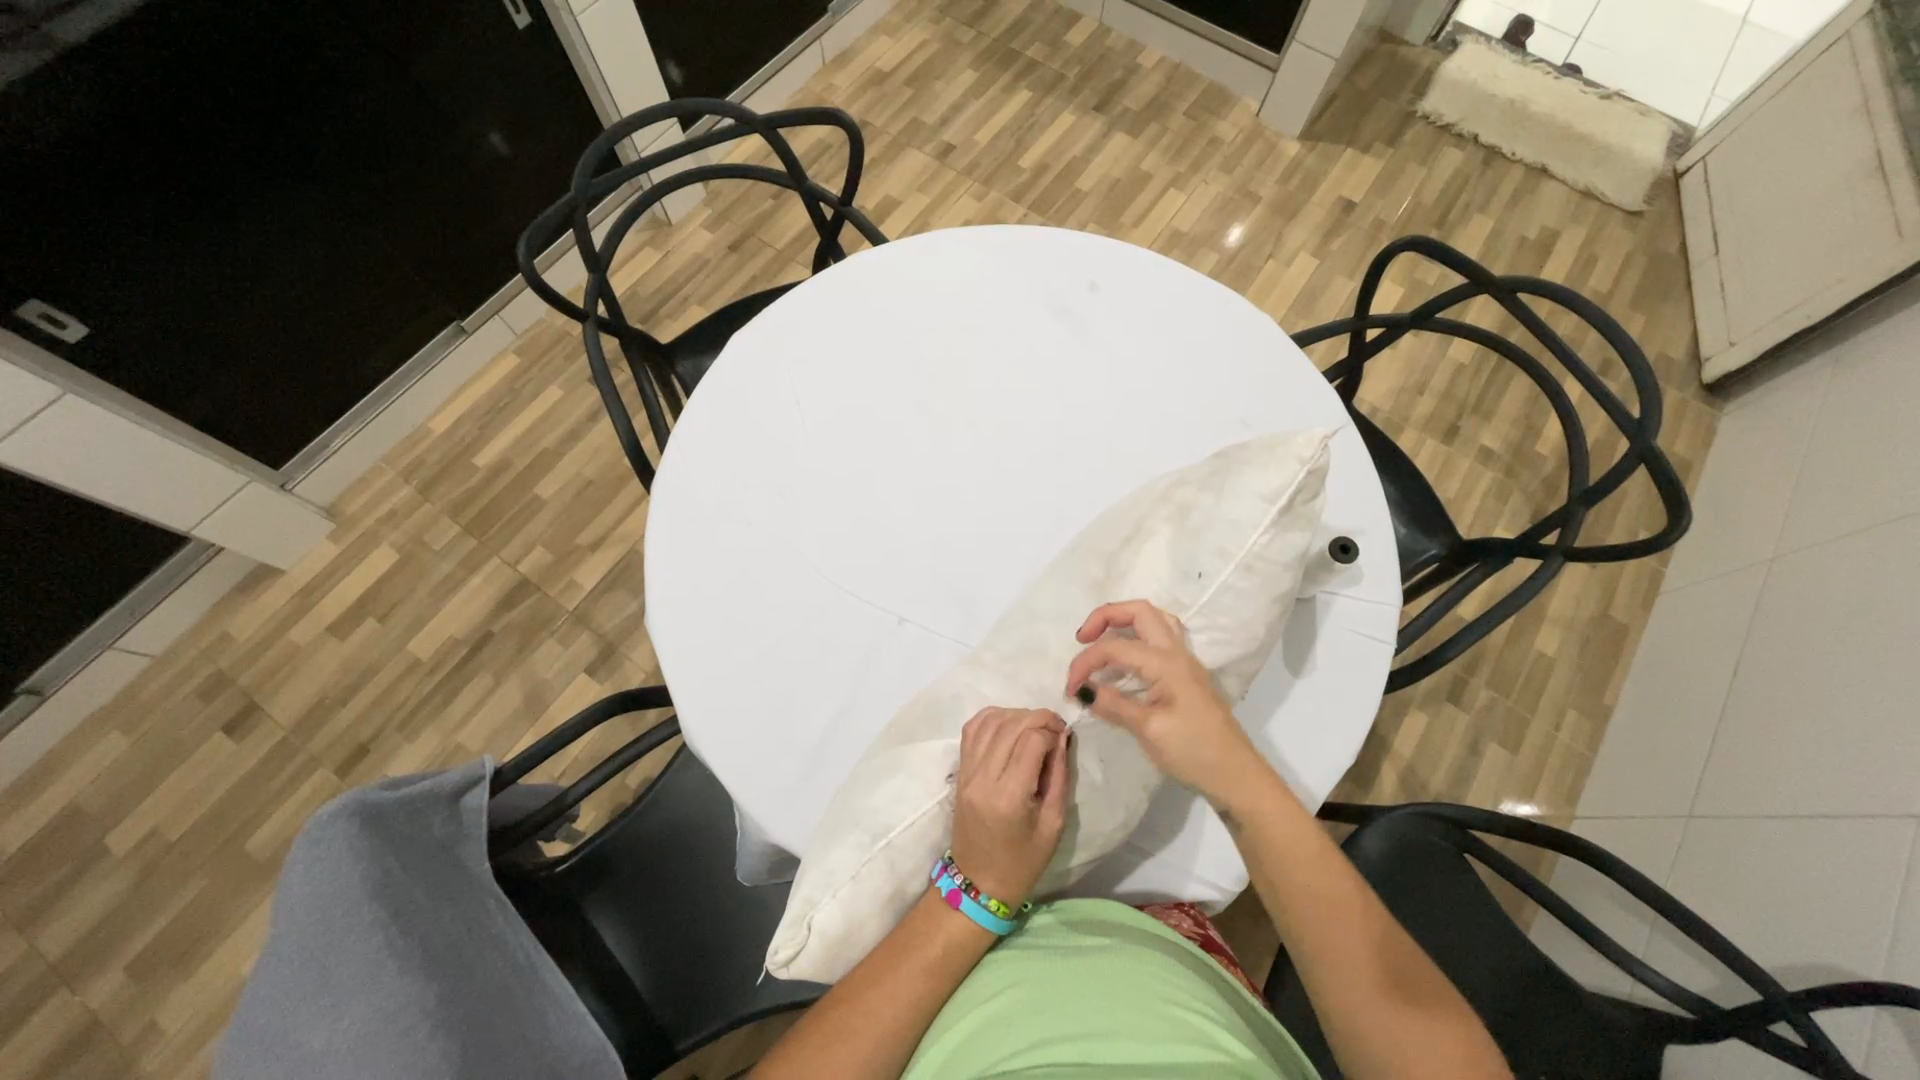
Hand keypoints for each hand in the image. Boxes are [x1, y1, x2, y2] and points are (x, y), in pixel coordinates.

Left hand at [948, 707, 1071, 909]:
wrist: (978, 883)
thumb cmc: (1023, 862)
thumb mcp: (1053, 824)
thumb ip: (1059, 777)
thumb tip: (1062, 737)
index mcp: (1009, 797)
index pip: (1032, 740)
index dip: (1053, 732)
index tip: (1064, 739)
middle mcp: (982, 778)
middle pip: (1011, 725)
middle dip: (1038, 718)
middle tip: (1056, 727)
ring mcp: (966, 773)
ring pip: (990, 721)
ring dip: (1016, 715)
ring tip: (1035, 727)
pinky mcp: (959, 772)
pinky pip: (971, 730)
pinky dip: (992, 718)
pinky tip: (1010, 725)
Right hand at [1064, 600, 1265, 803]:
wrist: (1235, 774)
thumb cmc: (1194, 751)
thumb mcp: (1149, 731)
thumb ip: (1114, 705)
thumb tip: (1083, 690)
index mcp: (1166, 663)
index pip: (1115, 647)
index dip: (1085, 662)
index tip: (1070, 689)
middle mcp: (1177, 653)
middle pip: (1140, 611)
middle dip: (1106, 617)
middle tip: (1082, 639)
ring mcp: (1185, 662)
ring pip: (1154, 620)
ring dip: (1124, 622)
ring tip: (1100, 642)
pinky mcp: (1186, 674)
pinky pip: (1159, 639)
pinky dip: (1136, 638)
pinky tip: (1124, 661)